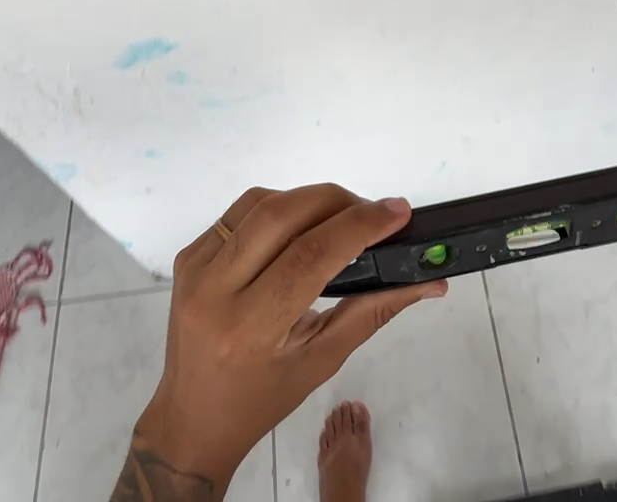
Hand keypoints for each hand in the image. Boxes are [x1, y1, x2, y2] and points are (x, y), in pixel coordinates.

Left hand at [115, 185, 447, 500]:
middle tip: (372, 210)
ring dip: (307, 199)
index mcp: (250, 328)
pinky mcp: (188, 255)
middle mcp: (214, 290)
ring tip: (340, 217)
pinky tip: (300, 225)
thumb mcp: (323, 360)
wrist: (192, 416)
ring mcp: (195, 268)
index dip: (358, 226)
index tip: (397, 210)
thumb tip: (428, 281)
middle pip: (281, 215)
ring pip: (260, 203)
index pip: (311, 256)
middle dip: (336, 201)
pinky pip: (239, 212)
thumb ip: (374, 311)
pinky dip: (277, 208)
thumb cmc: (263, 397)